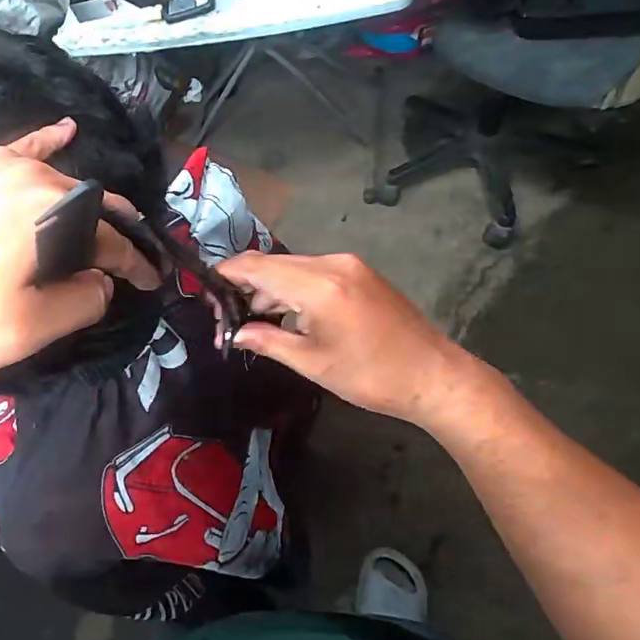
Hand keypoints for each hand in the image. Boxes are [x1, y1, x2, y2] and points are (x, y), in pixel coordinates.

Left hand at [0, 119, 159, 376]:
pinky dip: (47, 141)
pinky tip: (64, 129)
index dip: (139, 266)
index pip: (115, 241)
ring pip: (62, 179)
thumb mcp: (25, 327)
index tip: (154, 284)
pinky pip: (20, 148)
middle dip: (121, 234)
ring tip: (109, 223)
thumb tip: (103, 281)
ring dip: (91, 203)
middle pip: (94, 205)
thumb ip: (82, 303)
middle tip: (135, 263)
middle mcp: (34, 178)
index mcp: (55, 213)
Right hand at [216, 251, 480, 426]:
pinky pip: (315, 272)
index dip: (226, 275)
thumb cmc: (372, 376)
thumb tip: (236, 333)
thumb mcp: (313, 363)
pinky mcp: (360, 273)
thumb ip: (269, 341)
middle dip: (246, 286)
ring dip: (271, 289)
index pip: (256, 266)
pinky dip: (295, 289)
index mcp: (319, 285)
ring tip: (255, 323)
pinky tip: (288, 316)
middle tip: (227, 319)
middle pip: (273, 263)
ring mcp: (349, 265)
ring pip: (294, 267)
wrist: (433, 375)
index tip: (206, 293)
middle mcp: (333, 264)